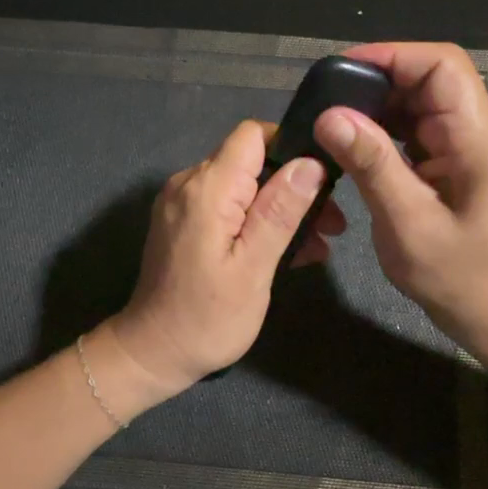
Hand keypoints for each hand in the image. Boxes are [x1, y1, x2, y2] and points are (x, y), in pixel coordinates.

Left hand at [105, 120, 340, 394]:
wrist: (153, 352)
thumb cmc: (208, 317)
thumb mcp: (253, 268)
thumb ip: (280, 212)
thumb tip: (310, 162)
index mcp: (206, 189)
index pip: (251, 135)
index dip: (291, 146)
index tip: (325, 177)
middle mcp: (188, 184)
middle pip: (250, 160)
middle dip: (293, 184)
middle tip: (333, 224)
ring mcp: (182, 203)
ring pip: (241, 185)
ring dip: (279, 207)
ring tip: (317, 245)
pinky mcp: (182, 223)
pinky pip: (225, 206)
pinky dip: (255, 221)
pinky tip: (286, 252)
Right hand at [312, 42, 487, 333]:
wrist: (487, 309)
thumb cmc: (452, 272)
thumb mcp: (405, 221)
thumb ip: (371, 164)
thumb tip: (330, 114)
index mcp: (480, 137)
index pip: (442, 66)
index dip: (392, 56)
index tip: (340, 71)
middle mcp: (483, 127)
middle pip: (431, 75)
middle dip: (378, 80)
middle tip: (327, 100)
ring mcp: (472, 140)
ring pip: (422, 96)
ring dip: (379, 102)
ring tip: (334, 119)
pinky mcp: (458, 154)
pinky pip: (420, 121)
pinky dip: (386, 124)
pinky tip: (356, 140)